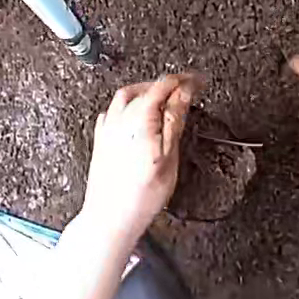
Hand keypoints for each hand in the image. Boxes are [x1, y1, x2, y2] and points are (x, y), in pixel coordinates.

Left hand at [80, 73, 198, 241]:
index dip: (184, 80)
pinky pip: (112, 110)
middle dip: (166, 84)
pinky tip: (134, 114)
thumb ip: (175, 120)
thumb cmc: (141, 195)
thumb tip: (183, 94)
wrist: (109, 218)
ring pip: (126, 96)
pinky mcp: (101, 139)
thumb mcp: (169, 156)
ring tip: (162, 97)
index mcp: (139, 117)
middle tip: (185, 89)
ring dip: (146, 91)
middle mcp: (120, 117)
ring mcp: (107, 128)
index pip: (164, 85)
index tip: (198, 81)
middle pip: (144, 88)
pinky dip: (127, 105)